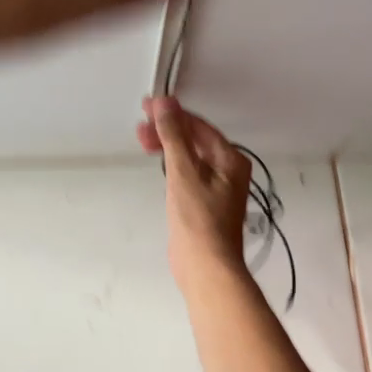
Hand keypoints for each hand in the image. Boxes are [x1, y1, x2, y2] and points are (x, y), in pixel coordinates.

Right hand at [140, 95, 252, 279]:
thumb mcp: (183, 172)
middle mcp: (228, 170)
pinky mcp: (203, 201)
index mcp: (230, 159)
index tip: (148, 107)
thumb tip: (166, 103)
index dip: (173, 113)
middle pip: (195, 139)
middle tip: (141, 124)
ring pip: (190, 155)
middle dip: (168, 129)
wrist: (206, 268)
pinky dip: (171, 162)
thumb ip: (174, 136)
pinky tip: (158, 161)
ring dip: (168, 144)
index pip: (199, 126)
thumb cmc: (198, 220)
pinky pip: (187, 171)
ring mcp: (216, 187)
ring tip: (143, 139)